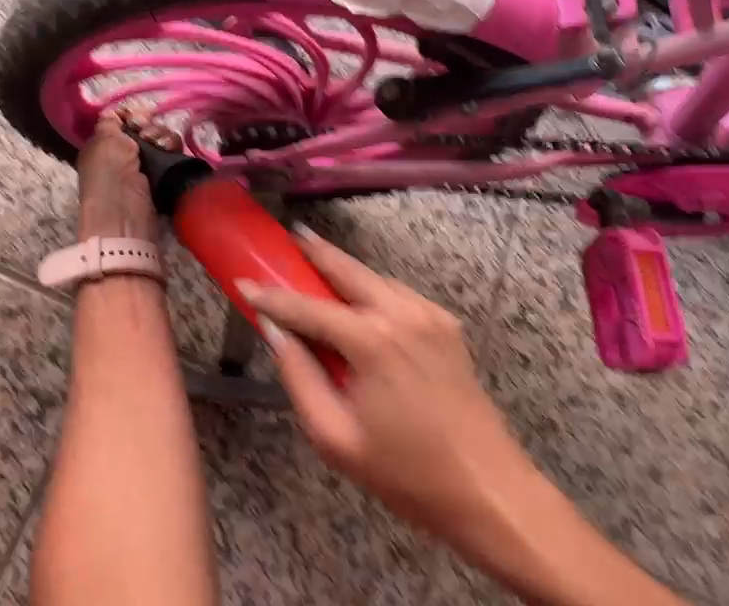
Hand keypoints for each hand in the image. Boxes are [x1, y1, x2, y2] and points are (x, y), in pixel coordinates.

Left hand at [74, 110, 176, 243]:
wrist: (126, 213)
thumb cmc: (108, 173)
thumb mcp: (103, 140)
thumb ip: (110, 122)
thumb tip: (116, 114)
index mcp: (103, 144)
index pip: (122, 120)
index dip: (130, 114)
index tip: (136, 116)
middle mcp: (124, 153)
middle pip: (144, 127)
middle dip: (148, 125)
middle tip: (146, 134)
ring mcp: (144, 165)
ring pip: (161, 137)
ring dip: (162, 135)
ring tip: (159, 144)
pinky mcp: (162, 175)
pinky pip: (172, 152)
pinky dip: (172, 146)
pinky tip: (169, 149)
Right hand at [237, 227, 545, 553]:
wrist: (486, 489)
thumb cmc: (404, 472)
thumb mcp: (334, 436)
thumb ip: (299, 377)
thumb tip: (276, 333)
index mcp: (373, 340)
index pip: (308, 307)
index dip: (272, 295)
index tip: (242, 281)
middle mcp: (403, 314)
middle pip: (348, 270)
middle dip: (316, 252)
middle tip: (288, 239)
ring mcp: (430, 316)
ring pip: (376, 279)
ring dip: (345, 272)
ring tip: (316, 268)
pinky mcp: (447, 326)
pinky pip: (400, 296)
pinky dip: (374, 291)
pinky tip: (360, 304)